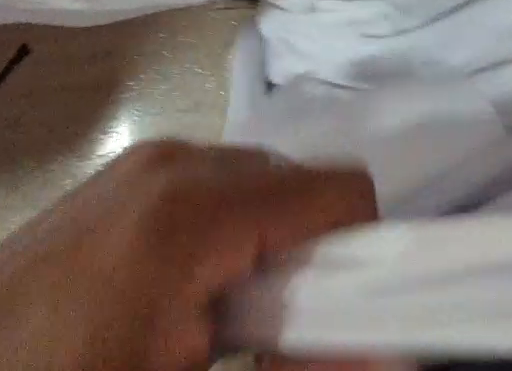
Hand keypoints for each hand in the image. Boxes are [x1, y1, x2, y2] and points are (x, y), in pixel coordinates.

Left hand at [0, 141, 377, 370]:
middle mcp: (177, 160)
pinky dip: (224, 240)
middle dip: (308, 263)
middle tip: (266, 343)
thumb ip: (298, 370)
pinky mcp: (118, 175)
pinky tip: (175, 304)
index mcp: (195, 207)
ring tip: (215, 330)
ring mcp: (143, 161)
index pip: (342, 192)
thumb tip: (393, 357)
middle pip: (302, 189)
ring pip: (260, 189)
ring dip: (265, 254)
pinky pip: (213, 191)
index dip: (361, 260)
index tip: (332, 329)